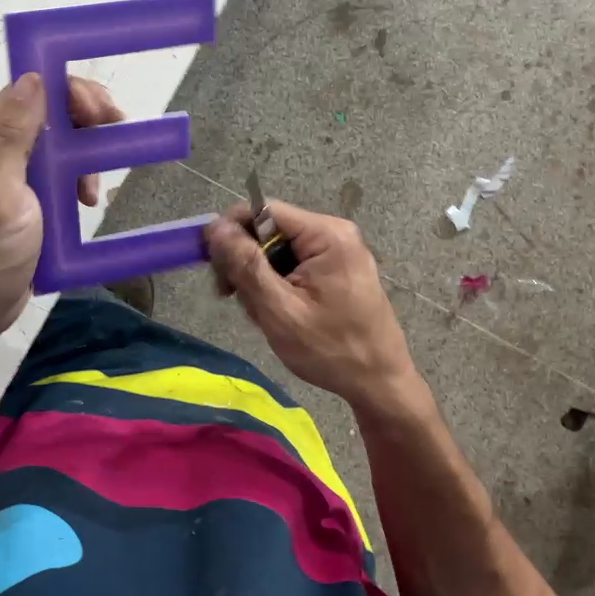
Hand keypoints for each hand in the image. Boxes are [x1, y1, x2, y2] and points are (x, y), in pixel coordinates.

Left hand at [0, 74, 123, 342]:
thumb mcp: (1, 191)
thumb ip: (14, 135)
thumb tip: (32, 78)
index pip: (29, 91)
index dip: (68, 92)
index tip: (101, 113)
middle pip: (48, 113)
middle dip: (85, 118)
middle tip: (116, 132)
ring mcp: (12, 178)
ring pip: (58, 145)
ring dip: (85, 155)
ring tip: (94, 189)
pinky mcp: (26, 204)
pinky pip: (58, 177)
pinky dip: (78, 182)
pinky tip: (88, 202)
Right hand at [203, 201, 415, 406]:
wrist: (380, 385)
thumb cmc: (332, 351)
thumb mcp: (280, 310)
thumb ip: (245, 265)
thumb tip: (214, 226)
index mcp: (326, 234)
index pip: (261, 210)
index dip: (231, 234)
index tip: (216, 270)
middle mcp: (334, 233)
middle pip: (267, 230)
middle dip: (246, 263)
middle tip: (236, 299)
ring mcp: (337, 251)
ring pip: (275, 250)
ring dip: (259, 280)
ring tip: (263, 315)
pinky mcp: (336, 269)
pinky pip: (292, 264)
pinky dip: (277, 286)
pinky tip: (278, 313)